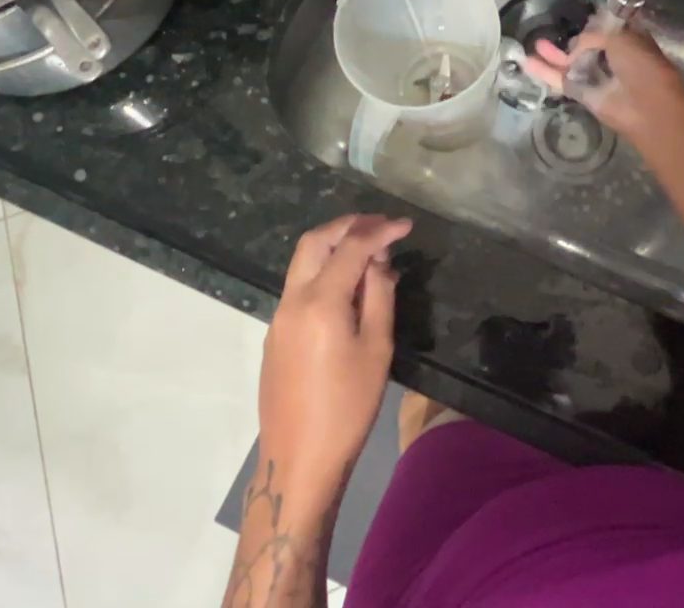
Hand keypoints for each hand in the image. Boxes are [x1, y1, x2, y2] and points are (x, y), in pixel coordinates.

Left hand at [258, 214, 409, 499]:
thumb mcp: (377, 349)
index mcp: (320, 301)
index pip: (351, 247)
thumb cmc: (348, 406)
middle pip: (315, 241)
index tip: (406, 225)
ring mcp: (279, 316)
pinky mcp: (277, 334)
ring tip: (370, 251)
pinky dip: (324, 269)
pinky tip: (349, 286)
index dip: (380, 230)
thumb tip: (380, 264)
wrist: (299, 458)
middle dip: (349, 225)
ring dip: (334, 245)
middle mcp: (293, 299)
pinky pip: (300, 285)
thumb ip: (379, 297)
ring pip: (303, 261)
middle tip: (382, 225)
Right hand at [524, 21, 683, 140]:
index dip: (596, 20)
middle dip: (574, 38)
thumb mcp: (619, 38)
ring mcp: (598, 76)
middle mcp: (614, 56)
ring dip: (554, 53)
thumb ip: (593, 36)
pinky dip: (545, 71)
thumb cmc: (642, 66)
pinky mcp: (584, 94)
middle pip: (587, 44)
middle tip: (554, 29)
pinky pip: (562, 79)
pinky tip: (528, 61)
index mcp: (630, 39)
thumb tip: (575, 47)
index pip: (609, 26)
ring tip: (535, 43)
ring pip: (571, 62)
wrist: (646, 107)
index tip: (585, 16)